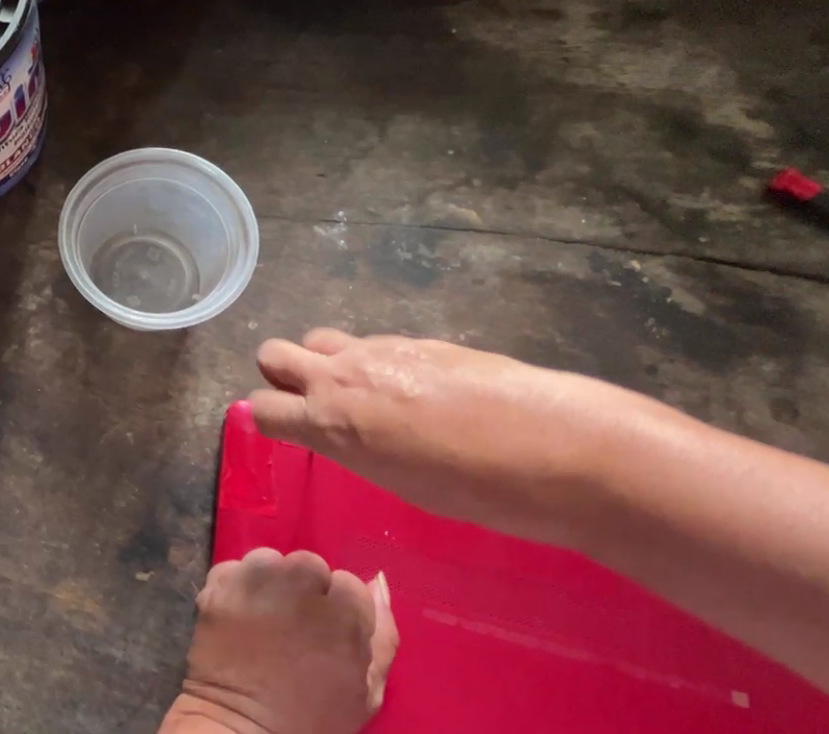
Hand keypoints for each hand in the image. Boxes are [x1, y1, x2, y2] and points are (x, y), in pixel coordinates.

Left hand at [161, 548, 396, 733]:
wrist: (242, 731)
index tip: (328, 635)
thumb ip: (382, 636)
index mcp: (342, 612)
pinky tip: (240, 615)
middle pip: (308, 565)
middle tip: (296, 627)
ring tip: (267, 619)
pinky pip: (234, 569)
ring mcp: (253, 579)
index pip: (349, 584)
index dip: (340, 611)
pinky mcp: (217, 582)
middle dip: (306, 589)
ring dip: (271, 581)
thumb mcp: (367, 691)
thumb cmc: (314, 722)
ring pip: (269, 560)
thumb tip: (379, 582)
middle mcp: (297, 583)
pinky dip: (238, 586)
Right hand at [250, 329, 676, 547]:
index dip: (267, 419)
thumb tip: (337, 433)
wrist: (566, 450)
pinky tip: (418, 390)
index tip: (286, 432)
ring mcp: (378, 350)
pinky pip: (371, 344)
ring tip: (365, 392)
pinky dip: (375, 361)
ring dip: (326, 361)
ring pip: (318, 339)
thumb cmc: (481, 490)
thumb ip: (352, 447)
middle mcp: (341, 377)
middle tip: (316, 402)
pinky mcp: (416, 339)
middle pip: (271, 353)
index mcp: (331, 421)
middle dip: (282, 375)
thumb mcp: (398, 481)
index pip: (261, 408)